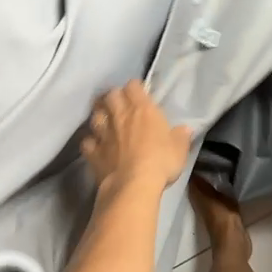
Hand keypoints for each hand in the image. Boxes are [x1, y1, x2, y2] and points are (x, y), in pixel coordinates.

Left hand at [82, 80, 191, 194]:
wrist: (134, 185)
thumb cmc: (160, 162)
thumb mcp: (179, 149)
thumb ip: (181, 136)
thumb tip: (185, 129)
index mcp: (142, 110)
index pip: (133, 86)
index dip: (135, 87)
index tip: (140, 93)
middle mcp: (120, 116)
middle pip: (110, 95)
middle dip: (114, 97)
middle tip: (120, 105)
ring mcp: (104, 133)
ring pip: (95, 115)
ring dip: (100, 116)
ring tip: (105, 121)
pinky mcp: (93, 152)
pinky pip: (87, 142)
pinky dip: (90, 142)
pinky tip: (95, 145)